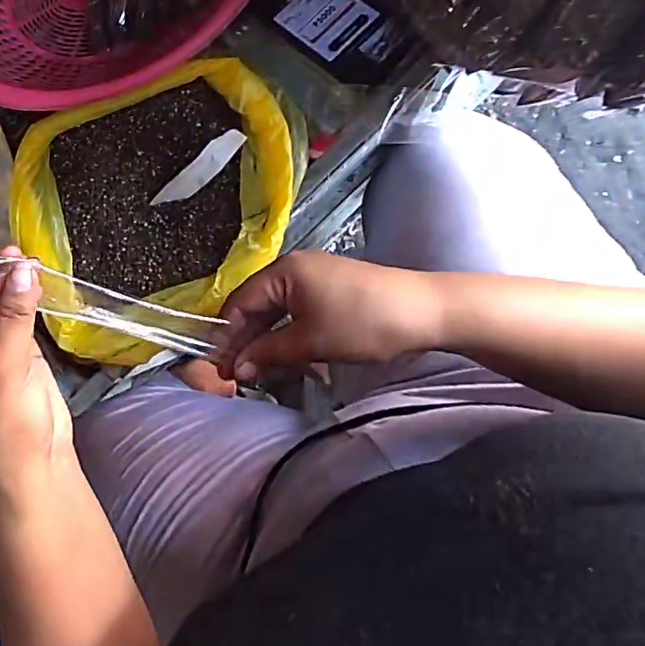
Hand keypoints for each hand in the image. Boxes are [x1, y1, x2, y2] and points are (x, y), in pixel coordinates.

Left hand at [0, 248, 70, 507]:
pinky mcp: (17, 362)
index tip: (17, 257)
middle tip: (24, 254)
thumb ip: (14, 316)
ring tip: (34, 265)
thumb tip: (23, 270)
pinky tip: (38, 290)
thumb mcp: (6, 367)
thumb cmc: (8, 425)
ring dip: (13, 289)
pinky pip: (16, 324)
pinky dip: (26, 306)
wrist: (35, 469)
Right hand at [214, 251, 445, 381]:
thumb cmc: (362, 322)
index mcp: (284, 271)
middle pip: (257, 306)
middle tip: (236, 377)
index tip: (220, 369)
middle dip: (246, 341)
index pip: (240, 302)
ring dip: (266, 341)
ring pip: (277, 311)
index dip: (227, 337)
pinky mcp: (331, 291)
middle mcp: (294, 268)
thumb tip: (237, 368)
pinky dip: (288, 334)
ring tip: (257, 372)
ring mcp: (314, 278)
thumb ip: (269, 353)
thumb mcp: (311, 341)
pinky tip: (284, 357)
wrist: (424, 311)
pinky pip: (297, 312)